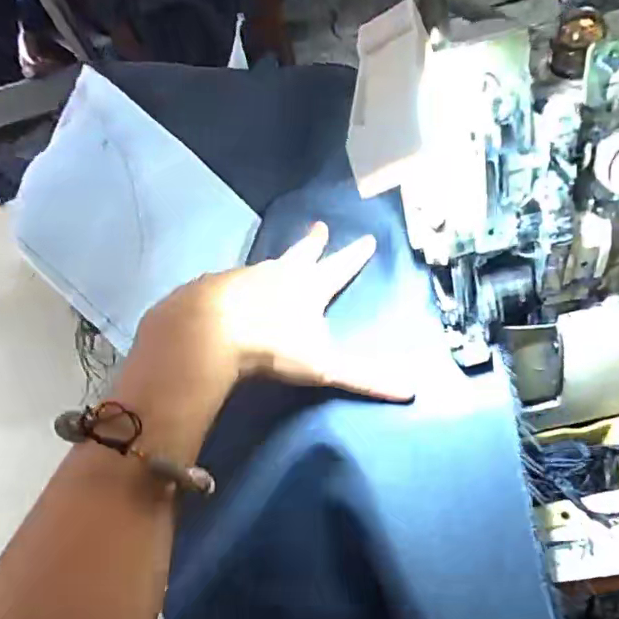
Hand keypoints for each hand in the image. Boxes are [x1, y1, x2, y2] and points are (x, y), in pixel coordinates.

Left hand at [142, 222, 414, 401]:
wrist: (207, 334)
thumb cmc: (272, 346)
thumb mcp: (324, 367)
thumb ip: (365, 379)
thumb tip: (410, 392)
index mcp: (308, 287)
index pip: (340, 269)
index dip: (355, 257)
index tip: (367, 239)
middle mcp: (277, 274)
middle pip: (301, 254)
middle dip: (313, 244)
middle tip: (319, 227)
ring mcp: (241, 277)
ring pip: (264, 265)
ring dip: (276, 263)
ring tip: (279, 263)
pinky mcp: (211, 288)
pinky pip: (230, 283)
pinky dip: (237, 285)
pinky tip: (232, 293)